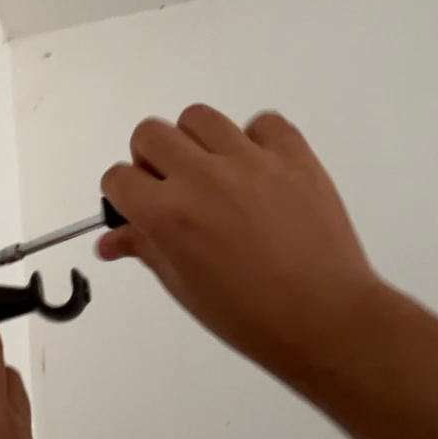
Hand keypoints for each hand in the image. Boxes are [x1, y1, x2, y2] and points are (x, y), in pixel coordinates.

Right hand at [98, 105, 392, 366]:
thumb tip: (110, 240)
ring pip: (198, 117)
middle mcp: (201, 178)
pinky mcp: (293, 156)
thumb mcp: (182, 286)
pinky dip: (255, 139)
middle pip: (149, 134)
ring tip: (213, 171)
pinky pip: (262, 122)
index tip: (136, 205)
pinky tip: (257, 169)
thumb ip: (144, 248)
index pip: (118, 177)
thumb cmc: (249, 314)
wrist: (327, 320)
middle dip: (150, 159)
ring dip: (195, 141)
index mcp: (167, 215)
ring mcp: (249, 161)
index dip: (122, 193)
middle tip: (170, 185)